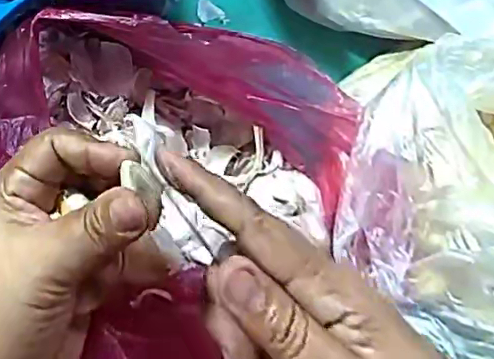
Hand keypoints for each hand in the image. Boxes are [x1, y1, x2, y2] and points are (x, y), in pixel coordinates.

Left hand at [0, 128, 168, 358]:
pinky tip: (157, 262)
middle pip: (89, 177)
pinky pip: (119, 252)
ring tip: (156, 231)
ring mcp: (67, 239)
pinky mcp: (87, 273)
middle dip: (120, 186)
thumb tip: (139, 198)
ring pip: (109, 214)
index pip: (57, 147)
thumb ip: (94, 229)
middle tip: (153, 201)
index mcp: (19, 187)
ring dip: (133, 223)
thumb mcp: (46, 261)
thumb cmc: (5, 307)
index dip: (92, 150)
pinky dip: (138, 256)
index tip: (131, 164)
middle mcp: (44, 204)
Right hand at [161, 153, 437, 358]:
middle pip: (237, 265)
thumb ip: (285, 322)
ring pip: (240, 300)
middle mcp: (315, 286)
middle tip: (240, 353)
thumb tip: (223, 265)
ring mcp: (313, 313)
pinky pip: (256, 327)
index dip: (205, 187)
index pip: (253, 222)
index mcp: (329, 282)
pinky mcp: (308, 337)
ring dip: (235, 334)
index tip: (164, 155)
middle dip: (222, 300)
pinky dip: (249, 347)